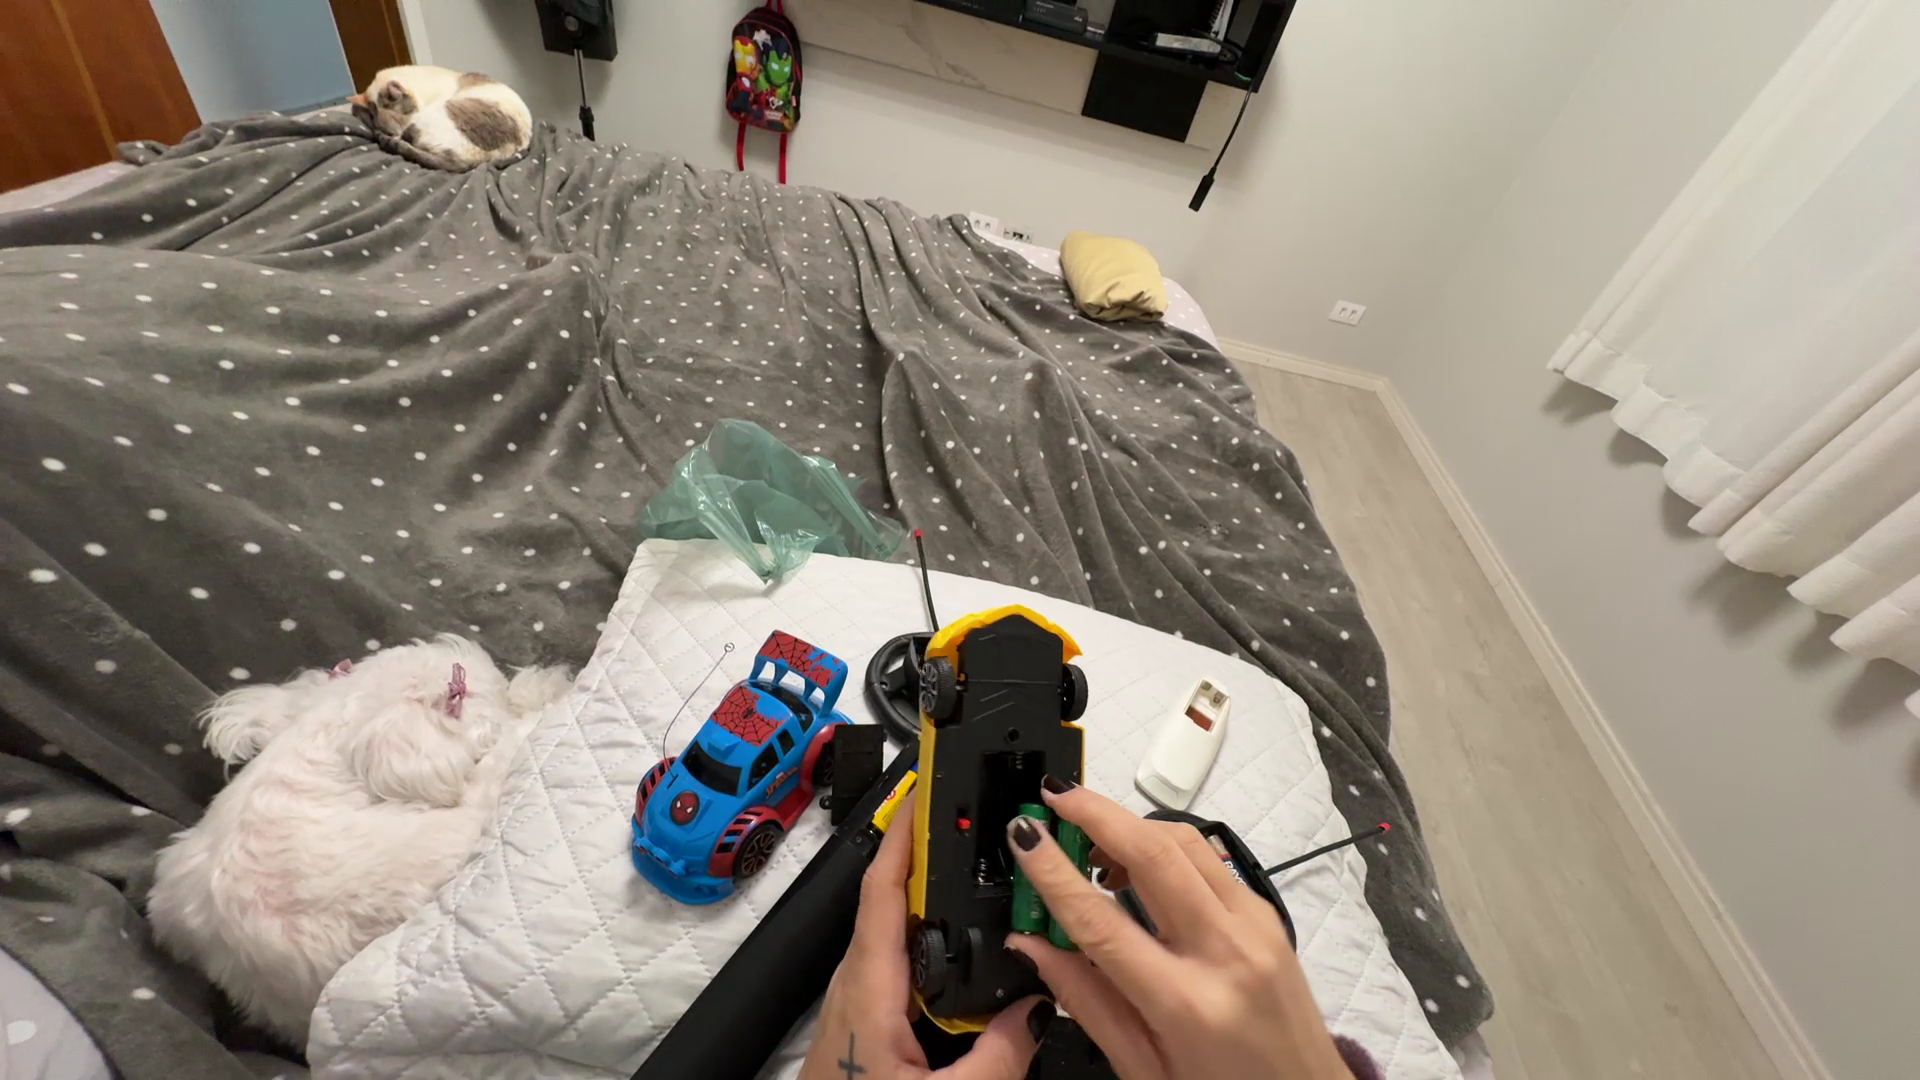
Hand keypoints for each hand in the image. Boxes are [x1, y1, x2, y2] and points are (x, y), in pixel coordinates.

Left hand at [800, 795, 1051, 1079]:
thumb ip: (998, 1058)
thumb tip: (1038, 1008)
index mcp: (869, 986)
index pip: (882, 886)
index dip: (903, 832)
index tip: (924, 792)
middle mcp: (855, 978)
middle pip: (887, 894)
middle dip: (922, 849)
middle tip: (962, 819)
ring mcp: (854, 994)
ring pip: (890, 923)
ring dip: (921, 887)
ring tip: (963, 864)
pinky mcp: (859, 1012)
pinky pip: (892, 952)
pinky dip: (919, 927)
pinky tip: (950, 938)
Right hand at [1005, 780, 1353, 1079]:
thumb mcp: (1142, 1068)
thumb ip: (1083, 998)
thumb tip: (1029, 941)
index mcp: (1188, 1005)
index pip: (1102, 921)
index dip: (1053, 870)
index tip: (1023, 833)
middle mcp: (1227, 952)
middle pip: (1153, 852)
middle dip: (1095, 811)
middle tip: (1053, 796)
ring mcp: (1254, 923)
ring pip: (1181, 839)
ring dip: (1127, 821)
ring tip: (1086, 834)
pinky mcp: (1264, 909)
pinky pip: (1205, 854)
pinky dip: (1160, 841)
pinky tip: (1133, 861)